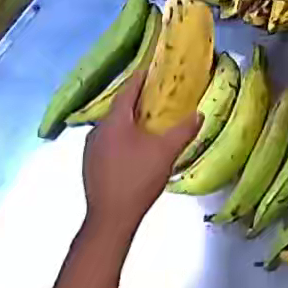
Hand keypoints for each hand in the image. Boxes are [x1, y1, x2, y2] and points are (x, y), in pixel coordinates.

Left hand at [80, 70, 199, 249]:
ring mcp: (90, 147)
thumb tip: (199, 114)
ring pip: (112, 127)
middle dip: (137, 102)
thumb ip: (183, 131)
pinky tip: (133, 149)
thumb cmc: (138, 179)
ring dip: (129, 122)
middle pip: (119, 108)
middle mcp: (97, 129)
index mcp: (114, 120)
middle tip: (155, 98)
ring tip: (147, 124)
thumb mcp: (166, 153)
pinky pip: (107, 142)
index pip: (127, 90)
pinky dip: (121, 139)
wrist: (110, 217)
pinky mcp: (89, 164)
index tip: (151, 70)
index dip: (140, 78)